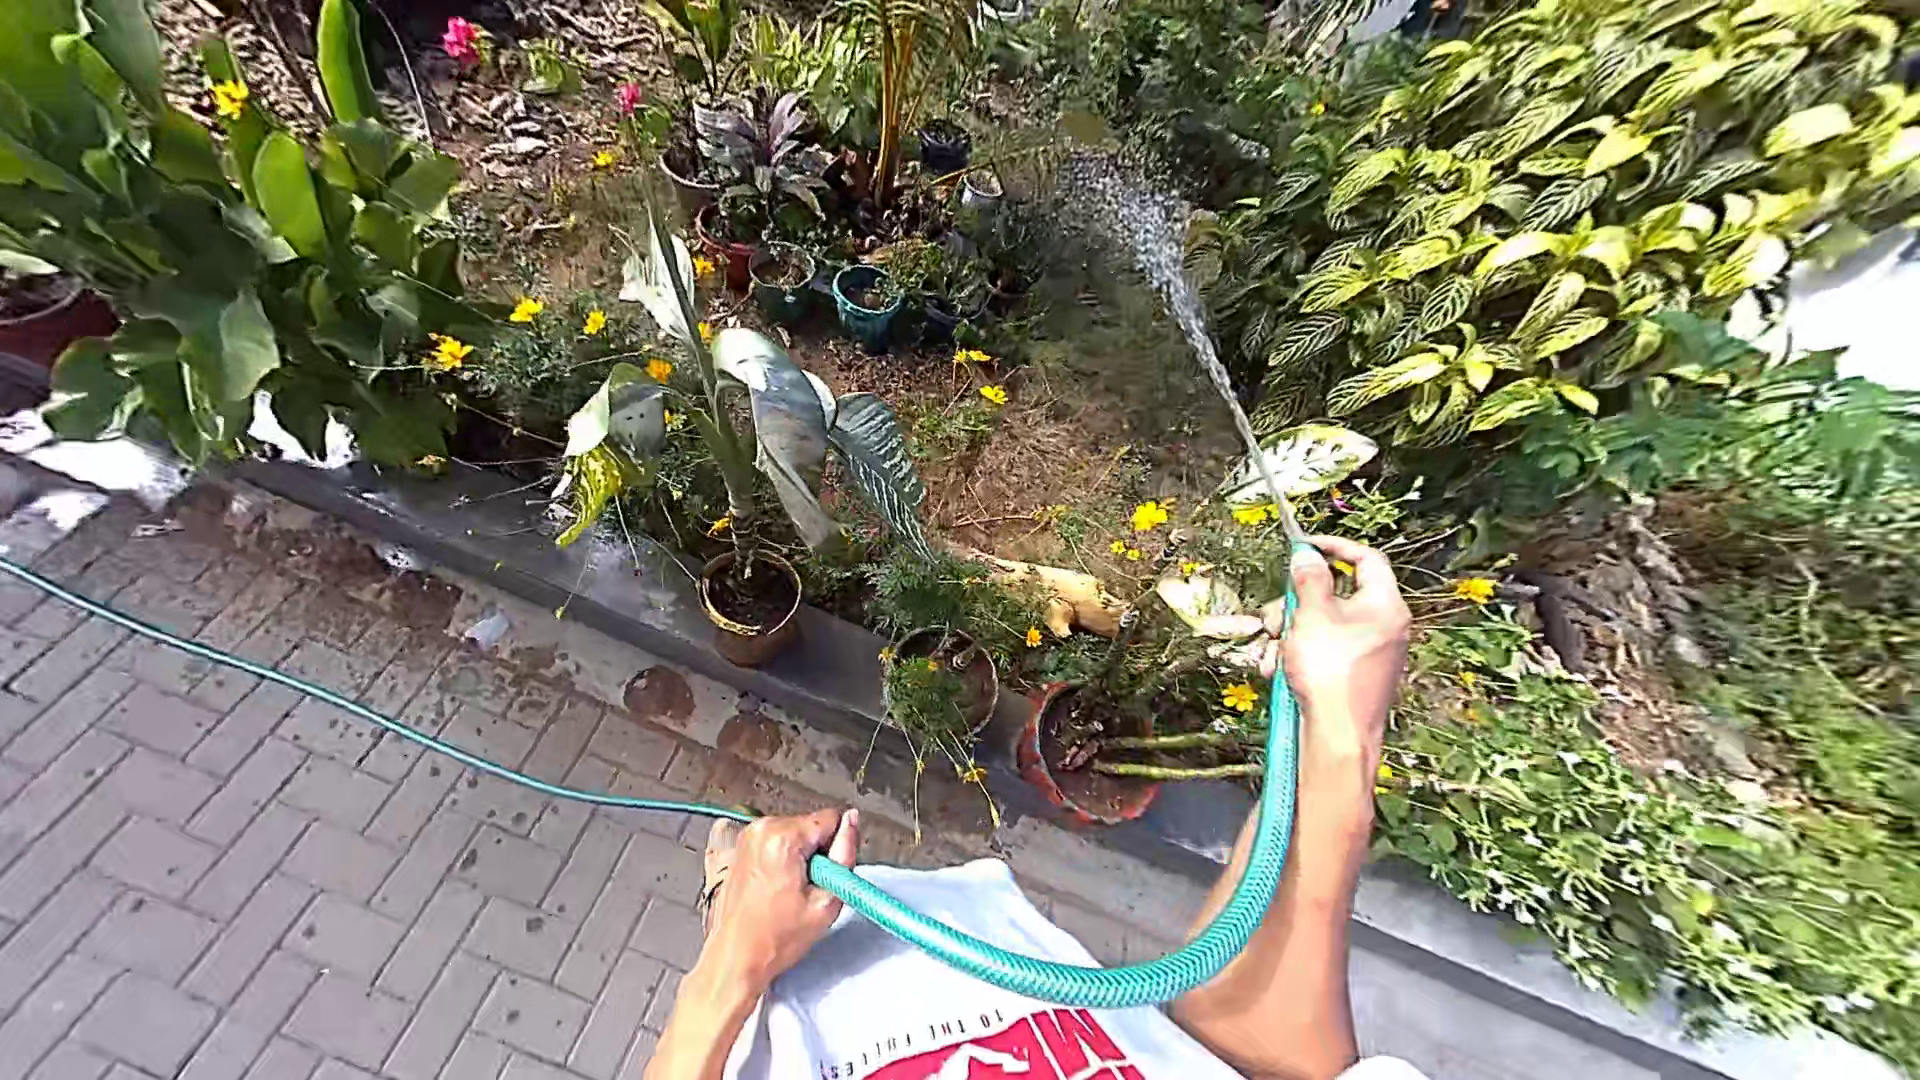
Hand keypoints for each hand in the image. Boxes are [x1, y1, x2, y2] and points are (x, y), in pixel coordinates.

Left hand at [698, 808, 858, 992]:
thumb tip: (852, 819)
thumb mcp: (828, 900)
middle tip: (806, 888)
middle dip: (816, 852)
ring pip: (797, 832)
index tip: (823, 875)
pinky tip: (774, 886)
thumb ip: (846, 853)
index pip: (832, 818)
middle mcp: (762, 828)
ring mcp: (749, 836)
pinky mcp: (741, 846)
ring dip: (799, 856)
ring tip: (788, 890)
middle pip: (812, 825)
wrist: (734, 962)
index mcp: (783, 837)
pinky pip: (777, 840)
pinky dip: (782, 858)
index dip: (836, 849)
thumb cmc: (775, 940)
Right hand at [1260, 535, 1408, 781]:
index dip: (1334, 546)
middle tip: (1275, 618)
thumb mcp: (1312, 616)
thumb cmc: (1330, 671)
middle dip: (1295, 603)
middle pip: (1332, 594)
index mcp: (1384, 606)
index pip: (1366, 559)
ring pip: (1318, 622)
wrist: (1338, 733)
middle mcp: (1382, 624)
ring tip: (1272, 654)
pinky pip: (1319, 647)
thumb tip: (1307, 553)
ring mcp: (1368, 649)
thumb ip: (1309, 579)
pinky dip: (1295, 653)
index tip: (1303, 546)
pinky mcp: (1352, 670)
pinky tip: (1277, 668)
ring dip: (1288, 632)